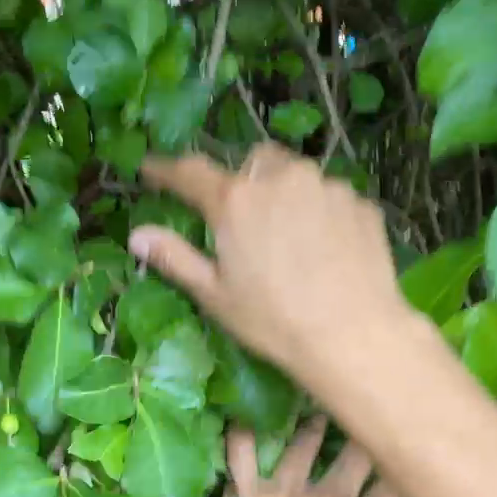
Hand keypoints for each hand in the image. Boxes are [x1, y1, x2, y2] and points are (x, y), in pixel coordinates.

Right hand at [128, 145, 422, 374]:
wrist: (351, 334)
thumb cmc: (270, 319)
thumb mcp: (213, 295)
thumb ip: (174, 258)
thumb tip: (137, 235)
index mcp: (235, 201)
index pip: (190, 173)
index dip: (166, 170)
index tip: (150, 169)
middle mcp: (282, 179)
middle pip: (252, 163)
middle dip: (240, 181)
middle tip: (237, 217)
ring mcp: (326, 186)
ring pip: (294, 174)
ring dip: (280, 194)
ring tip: (282, 236)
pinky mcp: (359, 202)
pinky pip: (327, 196)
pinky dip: (314, 212)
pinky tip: (317, 250)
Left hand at [197, 419, 457, 496]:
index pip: (400, 481)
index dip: (410, 464)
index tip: (415, 449)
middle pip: (357, 454)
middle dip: (368, 435)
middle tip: (370, 420)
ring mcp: (285, 496)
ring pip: (303, 446)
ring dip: (314, 430)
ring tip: (320, 414)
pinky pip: (241, 457)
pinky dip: (242, 436)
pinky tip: (245, 418)